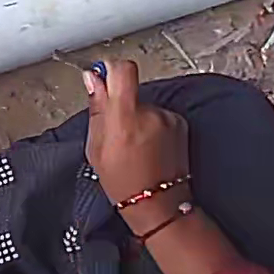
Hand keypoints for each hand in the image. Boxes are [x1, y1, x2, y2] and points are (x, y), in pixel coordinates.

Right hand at [84, 59, 190, 232]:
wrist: (158, 203)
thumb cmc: (123, 181)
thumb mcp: (96, 147)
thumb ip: (97, 108)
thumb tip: (93, 79)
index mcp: (125, 118)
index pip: (123, 71)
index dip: (112, 70)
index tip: (104, 79)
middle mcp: (150, 114)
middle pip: (131, 90)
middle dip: (121, 104)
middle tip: (116, 131)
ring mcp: (169, 118)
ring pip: (145, 105)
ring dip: (139, 117)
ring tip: (135, 145)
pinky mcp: (180, 123)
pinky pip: (159, 115)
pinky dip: (153, 126)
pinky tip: (149, 147)